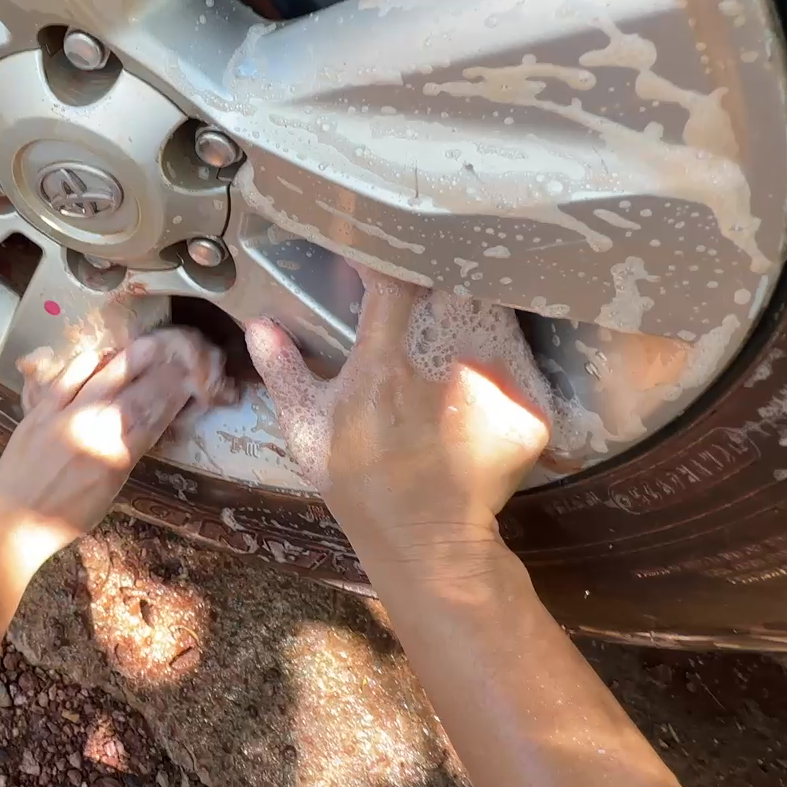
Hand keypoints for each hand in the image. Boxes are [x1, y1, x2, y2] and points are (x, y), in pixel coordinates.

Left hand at [0, 328, 230, 574]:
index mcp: (116, 460)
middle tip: (178, 356)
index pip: (153, 420)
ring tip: (150, 344)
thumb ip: (127, 454)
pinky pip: (67, 378)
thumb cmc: (67, 515)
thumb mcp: (110, 490)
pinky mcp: (40, 411)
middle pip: (135, 396)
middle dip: (161, 374)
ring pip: (104, 380)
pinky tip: (101, 354)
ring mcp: (65, 418)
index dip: (174, 396)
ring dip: (130, 359)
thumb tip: (147, 423)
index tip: (190, 379)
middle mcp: (94, 434)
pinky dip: (87, 363)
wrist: (16, 520)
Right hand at [245, 270, 551, 576]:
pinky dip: (497, 357)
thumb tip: (259, 324)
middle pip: (452, 292)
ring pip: (491, 319)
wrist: (423, 535)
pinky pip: (517, 364)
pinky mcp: (527, 413)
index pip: (392, 287)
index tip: (368, 251)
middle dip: (436, 275)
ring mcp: (493, 389)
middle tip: (420, 270)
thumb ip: (282, 370)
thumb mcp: (304, 426)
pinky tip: (478, 366)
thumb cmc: (354, 476)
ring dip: (468, 306)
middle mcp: (443, 368)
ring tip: (450, 310)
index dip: (381, 261)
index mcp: (384, 365)